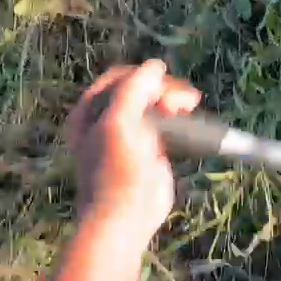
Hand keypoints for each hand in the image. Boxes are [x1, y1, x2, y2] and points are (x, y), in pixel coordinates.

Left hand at [65, 60, 200, 237]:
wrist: (125, 216)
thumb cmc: (116, 168)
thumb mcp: (119, 122)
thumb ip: (134, 89)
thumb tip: (156, 65)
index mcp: (91, 111)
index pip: (120, 77)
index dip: (143, 76)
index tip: (163, 85)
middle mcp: (109, 118)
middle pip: (142, 87)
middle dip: (163, 88)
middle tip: (182, 100)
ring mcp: (131, 132)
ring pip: (157, 101)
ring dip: (174, 98)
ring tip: (190, 105)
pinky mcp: (152, 146)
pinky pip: (167, 119)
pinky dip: (179, 114)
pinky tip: (188, 115)